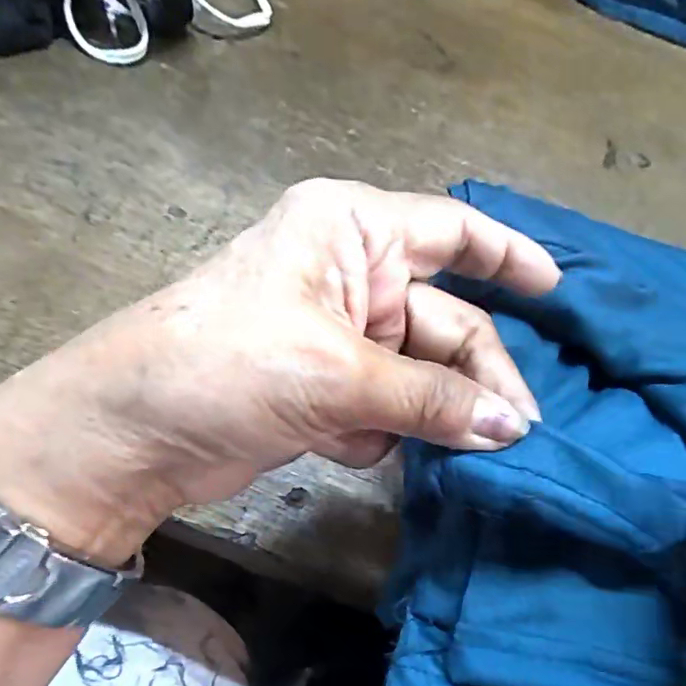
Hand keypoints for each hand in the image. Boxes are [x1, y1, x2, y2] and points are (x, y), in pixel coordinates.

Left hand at [0, 179, 558, 564]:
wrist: (129, 438)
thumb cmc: (224, 366)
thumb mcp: (337, 375)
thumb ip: (432, 402)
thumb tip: (515, 430)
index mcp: (352, 234)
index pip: (452, 232)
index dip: (508, 257)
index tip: (556, 290)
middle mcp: (355, 279)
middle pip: (449, 326)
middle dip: (481, 378)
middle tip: (519, 432)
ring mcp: (345, 340)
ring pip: (425, 378)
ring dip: (434, 417)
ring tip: (455, 453)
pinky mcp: (333, 392)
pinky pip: (394, 411)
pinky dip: (384, 435)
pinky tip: (347, 448)